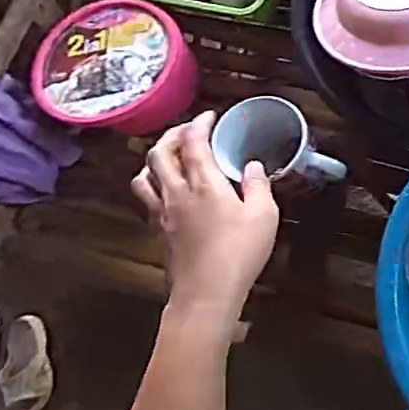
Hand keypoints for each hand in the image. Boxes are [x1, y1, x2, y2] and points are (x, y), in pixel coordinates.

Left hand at [131, 112, 278, 326]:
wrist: (206, 293)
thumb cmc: (238, 253)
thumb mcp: (264, 216)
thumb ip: (258, 187)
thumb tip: (254, 166)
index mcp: (205, 185)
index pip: (193, 143)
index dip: (199, 124)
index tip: (209, 117)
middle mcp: (177, 193)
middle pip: (160, 154)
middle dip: (172, 136)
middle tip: (188, 132)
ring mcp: (163, 213)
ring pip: (145, 175)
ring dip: (155, 160)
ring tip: (170, 158)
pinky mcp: (159, 231)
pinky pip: (147, 197)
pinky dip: (154, 183)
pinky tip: (168, 190)